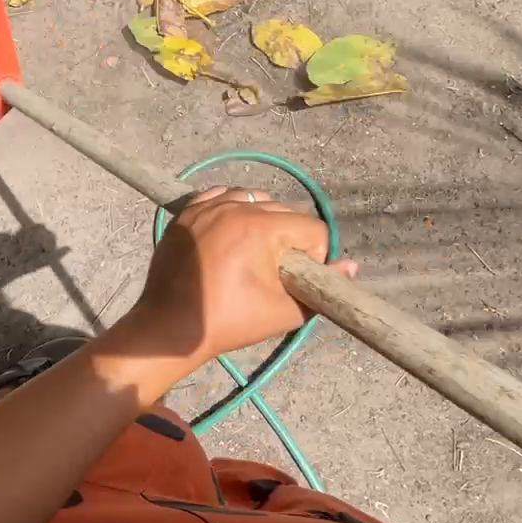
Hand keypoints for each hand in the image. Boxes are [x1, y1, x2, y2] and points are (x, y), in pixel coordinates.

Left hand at [120, 187, 358, 363]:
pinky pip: (218, 197)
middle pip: (282, 211)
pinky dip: (230, 209)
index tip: (294, 278)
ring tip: (252, 252)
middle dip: (287, 238)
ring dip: (260, 219)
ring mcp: (205, 208)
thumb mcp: (284, 311)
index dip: (313, 255)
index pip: (311, 227)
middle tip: (272, 270)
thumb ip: (321, 287)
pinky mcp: (185, 214)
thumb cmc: (228, 321)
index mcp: (259, 228)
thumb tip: (351, 266)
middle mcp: (233, 208)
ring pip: (251, 198)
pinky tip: (230, 234)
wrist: (170, 326)